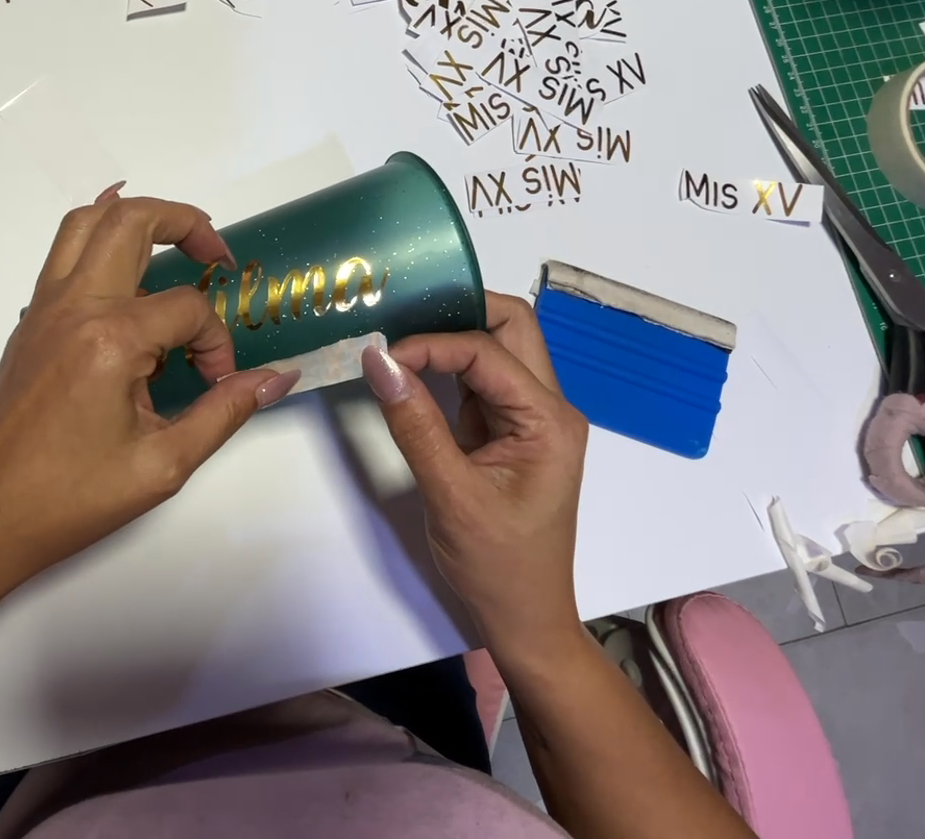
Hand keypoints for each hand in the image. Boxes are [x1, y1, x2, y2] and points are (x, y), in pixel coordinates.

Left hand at [0, 187, 299, 621]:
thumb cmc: (72, 498)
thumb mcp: (162, 464)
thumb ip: (224, 412)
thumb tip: (277, 378)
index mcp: (109, 339)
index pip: (187, 309)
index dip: (217, 342)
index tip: (218, 382)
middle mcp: (73, 306)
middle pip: (129, 221)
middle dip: (184, 223)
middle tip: (216, 256)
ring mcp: (43, 308)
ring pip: (86, 222)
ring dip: (136, 219)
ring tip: (174, 246)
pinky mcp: (30, 321)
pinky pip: (64, 252)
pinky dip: (99, 238)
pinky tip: (125, 266)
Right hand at [359, 291, 587, 657]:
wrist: (523, 615)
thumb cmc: (497, 563)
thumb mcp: (450, 494)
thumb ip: (414, 423)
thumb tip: (377, 360)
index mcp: (548, 420)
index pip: (488, 351)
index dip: (433, 342)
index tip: (381, 354)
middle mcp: (547, 407)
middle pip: (512, 327)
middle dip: (457, 310)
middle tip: (399, 318)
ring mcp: (528, 416)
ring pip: (496, 346)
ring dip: (450, 334)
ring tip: (397, 333)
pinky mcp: (505, 428)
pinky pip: (478, 378)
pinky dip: (444, 364)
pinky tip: (410, 364)